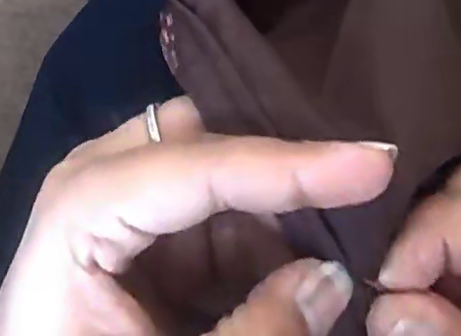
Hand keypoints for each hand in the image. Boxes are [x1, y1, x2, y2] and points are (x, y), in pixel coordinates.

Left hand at [0, 96, 396, 334]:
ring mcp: (120, 198)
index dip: (294, 163)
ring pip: (220, 175)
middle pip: (212, 144)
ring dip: (280, 206)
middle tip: (366, 175)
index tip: (375, 158)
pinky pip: (213, 213)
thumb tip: (334, 276)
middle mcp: (102, 177)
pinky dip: (261, 235)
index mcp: (85, 203)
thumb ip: (258, 333)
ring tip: (350, 216)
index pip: (203, 164)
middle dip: (286, 165)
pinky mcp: (139, 228)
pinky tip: (304, 251)